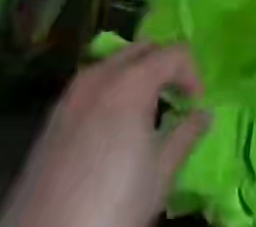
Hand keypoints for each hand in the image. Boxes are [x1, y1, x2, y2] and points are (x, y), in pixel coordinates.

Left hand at [0, 41, 211, 226]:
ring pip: (115, 62)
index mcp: (131, 82)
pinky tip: (115, 125)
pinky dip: (112, 88)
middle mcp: (99, 77)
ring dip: (138, 73)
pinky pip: (92, 84)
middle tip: (178, 96)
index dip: (193, 73)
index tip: (197, 103)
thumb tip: (203, 114)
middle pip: (143, 48)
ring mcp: (70, 95)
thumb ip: (186, 133)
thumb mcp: (161, 173)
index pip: (175, 52)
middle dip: (166, 64)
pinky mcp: (52, 118)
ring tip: (149, 109)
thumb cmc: (112, 207)